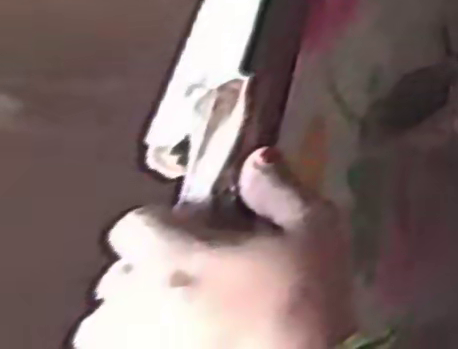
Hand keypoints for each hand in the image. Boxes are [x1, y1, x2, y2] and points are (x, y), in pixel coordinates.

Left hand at [73, 148, 354, 348]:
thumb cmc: (306, 287)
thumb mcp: (315, 225)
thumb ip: (280, 190)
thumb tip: (258, 158)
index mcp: (174, 257)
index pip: (135, 223)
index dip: (172, 218)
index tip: (211, 224)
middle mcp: (128, 299)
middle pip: (124, 267)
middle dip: (161, 262)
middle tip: (215, 266)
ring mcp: (117, 342)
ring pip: (112, 310)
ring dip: (145, 302)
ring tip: (199, 305)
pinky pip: (116, 342)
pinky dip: (142, 333)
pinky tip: (191, 332)